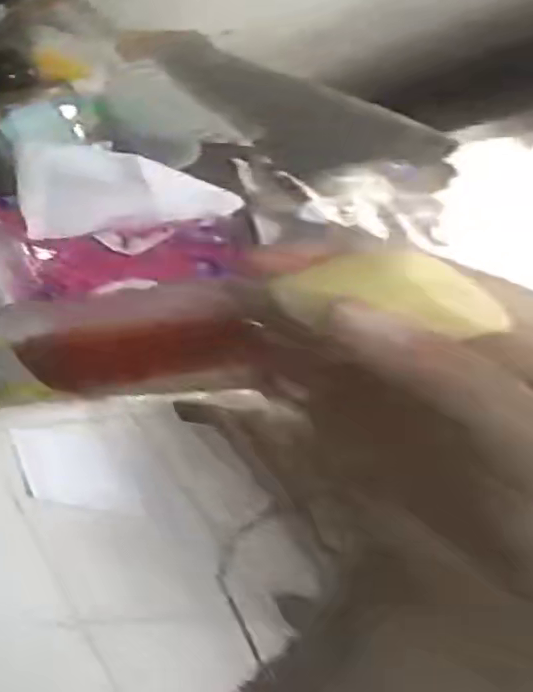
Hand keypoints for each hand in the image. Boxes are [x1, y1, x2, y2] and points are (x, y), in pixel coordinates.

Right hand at [235, 248, 532, 602]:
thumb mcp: (522, 436)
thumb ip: (442, 369)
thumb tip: (331, 304)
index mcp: (484, 326)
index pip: (399, 268)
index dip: (327, 256)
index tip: (254, 265)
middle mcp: (421, 341)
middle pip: (336, 294)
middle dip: (270, 288)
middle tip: (202, 295)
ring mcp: (382, 382)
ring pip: (302, 332)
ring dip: (249, 323)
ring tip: (193, 322)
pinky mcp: (347, 418)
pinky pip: (289, 378)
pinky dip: (249, 365)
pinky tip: (213, 363)